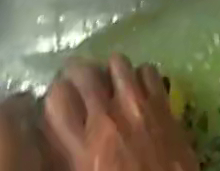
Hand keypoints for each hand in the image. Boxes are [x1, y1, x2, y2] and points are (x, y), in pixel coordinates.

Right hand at [43, 55, 198, 170]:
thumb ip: (71, 157)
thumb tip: (63, 138)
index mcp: (83, 148)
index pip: (57, 98)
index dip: (55, 96)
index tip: (59, 101)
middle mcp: (107, 118)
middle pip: (83, 71)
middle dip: (79, 75)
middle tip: (82, 87)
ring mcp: (138, 106)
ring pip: (117, 62)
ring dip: (111, 73)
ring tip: (112, 86)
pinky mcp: (164, 106)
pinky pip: (148, 70)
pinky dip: (141, 77)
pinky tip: (140, 92)